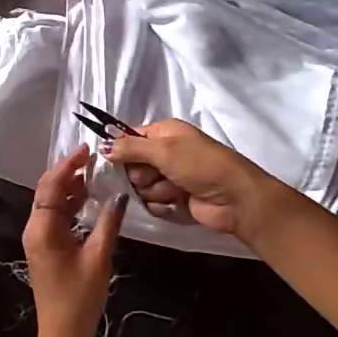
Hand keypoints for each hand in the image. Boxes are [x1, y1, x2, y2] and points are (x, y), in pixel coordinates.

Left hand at [23, 146, 126, 336]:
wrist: (62, 335)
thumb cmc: (80, 298)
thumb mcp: (99, 257)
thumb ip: (108, 222)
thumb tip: (119, 195)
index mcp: (42, 227)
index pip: (51, 185)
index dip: (68, 164)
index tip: (86, 150)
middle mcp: (34, 228)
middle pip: (47, 190)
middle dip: (68, 172)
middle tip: (92, 160)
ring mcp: (38, 238)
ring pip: (51, 203)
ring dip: (69, 188)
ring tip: (93, 175)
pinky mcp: (45, 247)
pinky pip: (54, 216)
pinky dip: (69, 204)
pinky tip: (87, 200)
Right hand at [103, 120, 285, 244]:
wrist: (236, 199)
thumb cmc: (201, 165)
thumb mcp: (164, 150)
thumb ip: (129, 148)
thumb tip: (101, 145)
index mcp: (165, 132)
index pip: (130, 138)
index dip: (122, 150)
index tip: (114, 160)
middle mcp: (166, 152)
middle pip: (132, 165)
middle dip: (141, 174)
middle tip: (156, 175)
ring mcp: (171, 176)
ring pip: (142, 186)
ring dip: (155, 190)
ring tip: (175, 190)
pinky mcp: (175, 198)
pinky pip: (152, 202)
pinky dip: (162, 204)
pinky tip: (177, 203)